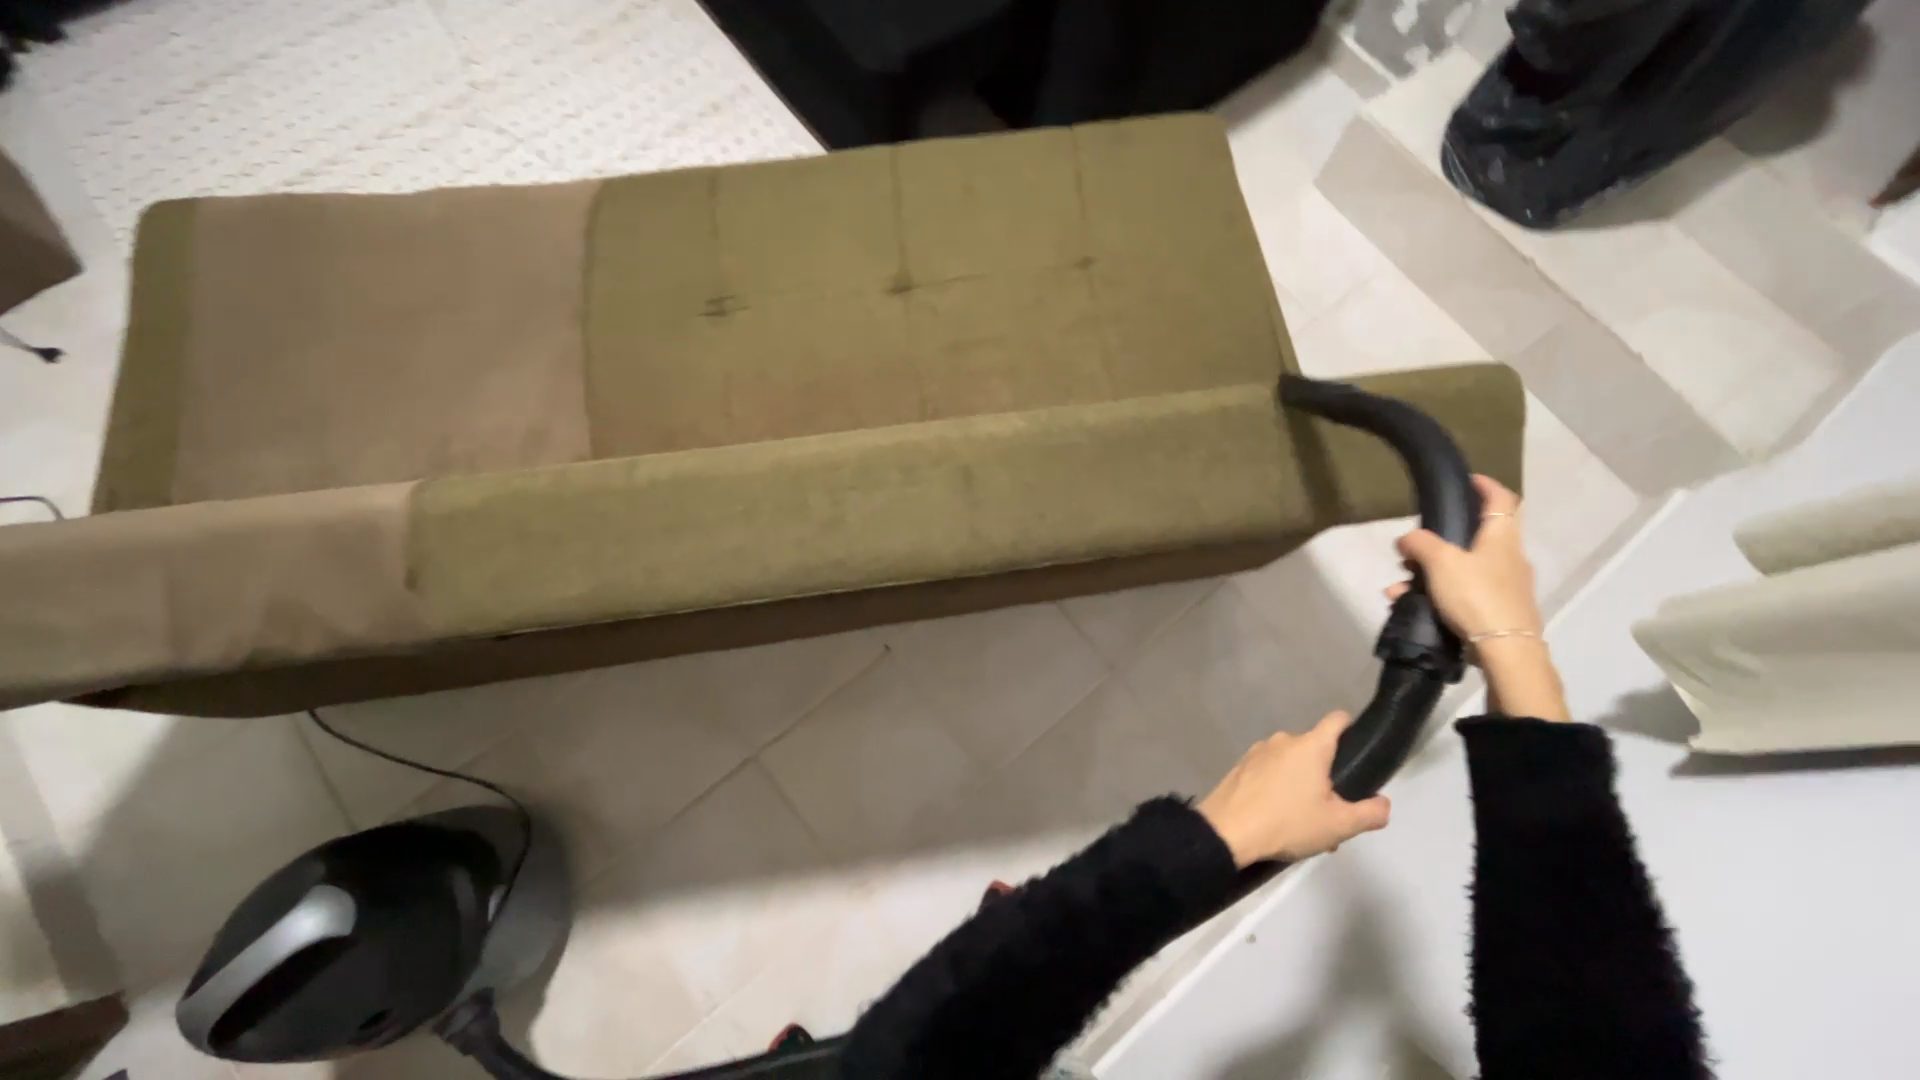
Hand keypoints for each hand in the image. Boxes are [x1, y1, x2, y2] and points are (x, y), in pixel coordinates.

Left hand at [1197, 712, 1391, 866]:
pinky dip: (1279, 788)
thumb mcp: (1339, 825)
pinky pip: (1270, 771)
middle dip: (1327, 776)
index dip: (1353, 729)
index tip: (1359, 752)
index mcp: (1310, 745)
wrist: (1227, 831)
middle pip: (1315, 750)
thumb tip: (1382, 803)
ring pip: (1291, 763)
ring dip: (1302, 786)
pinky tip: (1280, 819)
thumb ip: (1370, 813)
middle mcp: (1283, 740)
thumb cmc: (1287, 822)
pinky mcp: (1241, 766)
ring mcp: (1258, 751)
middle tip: (1332, 811)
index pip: (1338, 720)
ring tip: (1305, 823)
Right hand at [1386, 475, 1540, 639]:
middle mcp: (1508, 556)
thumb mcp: (1440, 562)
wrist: (1506, 648)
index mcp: (1502, 537)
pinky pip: (1460, 592)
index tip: (1466, 480)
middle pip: (1473, 537)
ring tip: (1399, 586)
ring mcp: (1505, 584)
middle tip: (1411, 547)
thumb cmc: (1477, 595)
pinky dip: (1435, 594)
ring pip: (1461, 567)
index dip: (1485, 485)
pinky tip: (1408, 605)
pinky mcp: (1496, 608)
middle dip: (1438, 540)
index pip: (1501, 499)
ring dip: (1428, 573)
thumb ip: (1420, 543)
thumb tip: (1407, 538)